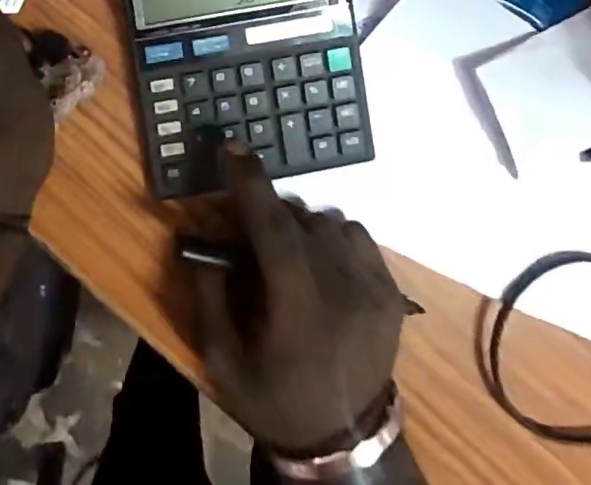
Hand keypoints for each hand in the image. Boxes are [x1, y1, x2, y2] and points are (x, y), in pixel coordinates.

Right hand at [190, 146, 407, 455]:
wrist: (344, 441)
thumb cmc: (274, 399)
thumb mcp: (223, 360)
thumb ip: (209, 295)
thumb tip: (199, 241)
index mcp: (297, 307)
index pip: (273, 226)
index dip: (251, 182)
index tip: (232, 148)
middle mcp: (341, 287)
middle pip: (298, 218)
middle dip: (267, 211)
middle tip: (249, 231)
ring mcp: (373, 286)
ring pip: (327, 221)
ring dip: (299, 225)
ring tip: (287, 256)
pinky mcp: (390, 289)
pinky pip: (355, 234)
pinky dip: (331, 235)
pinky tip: (321, 262)